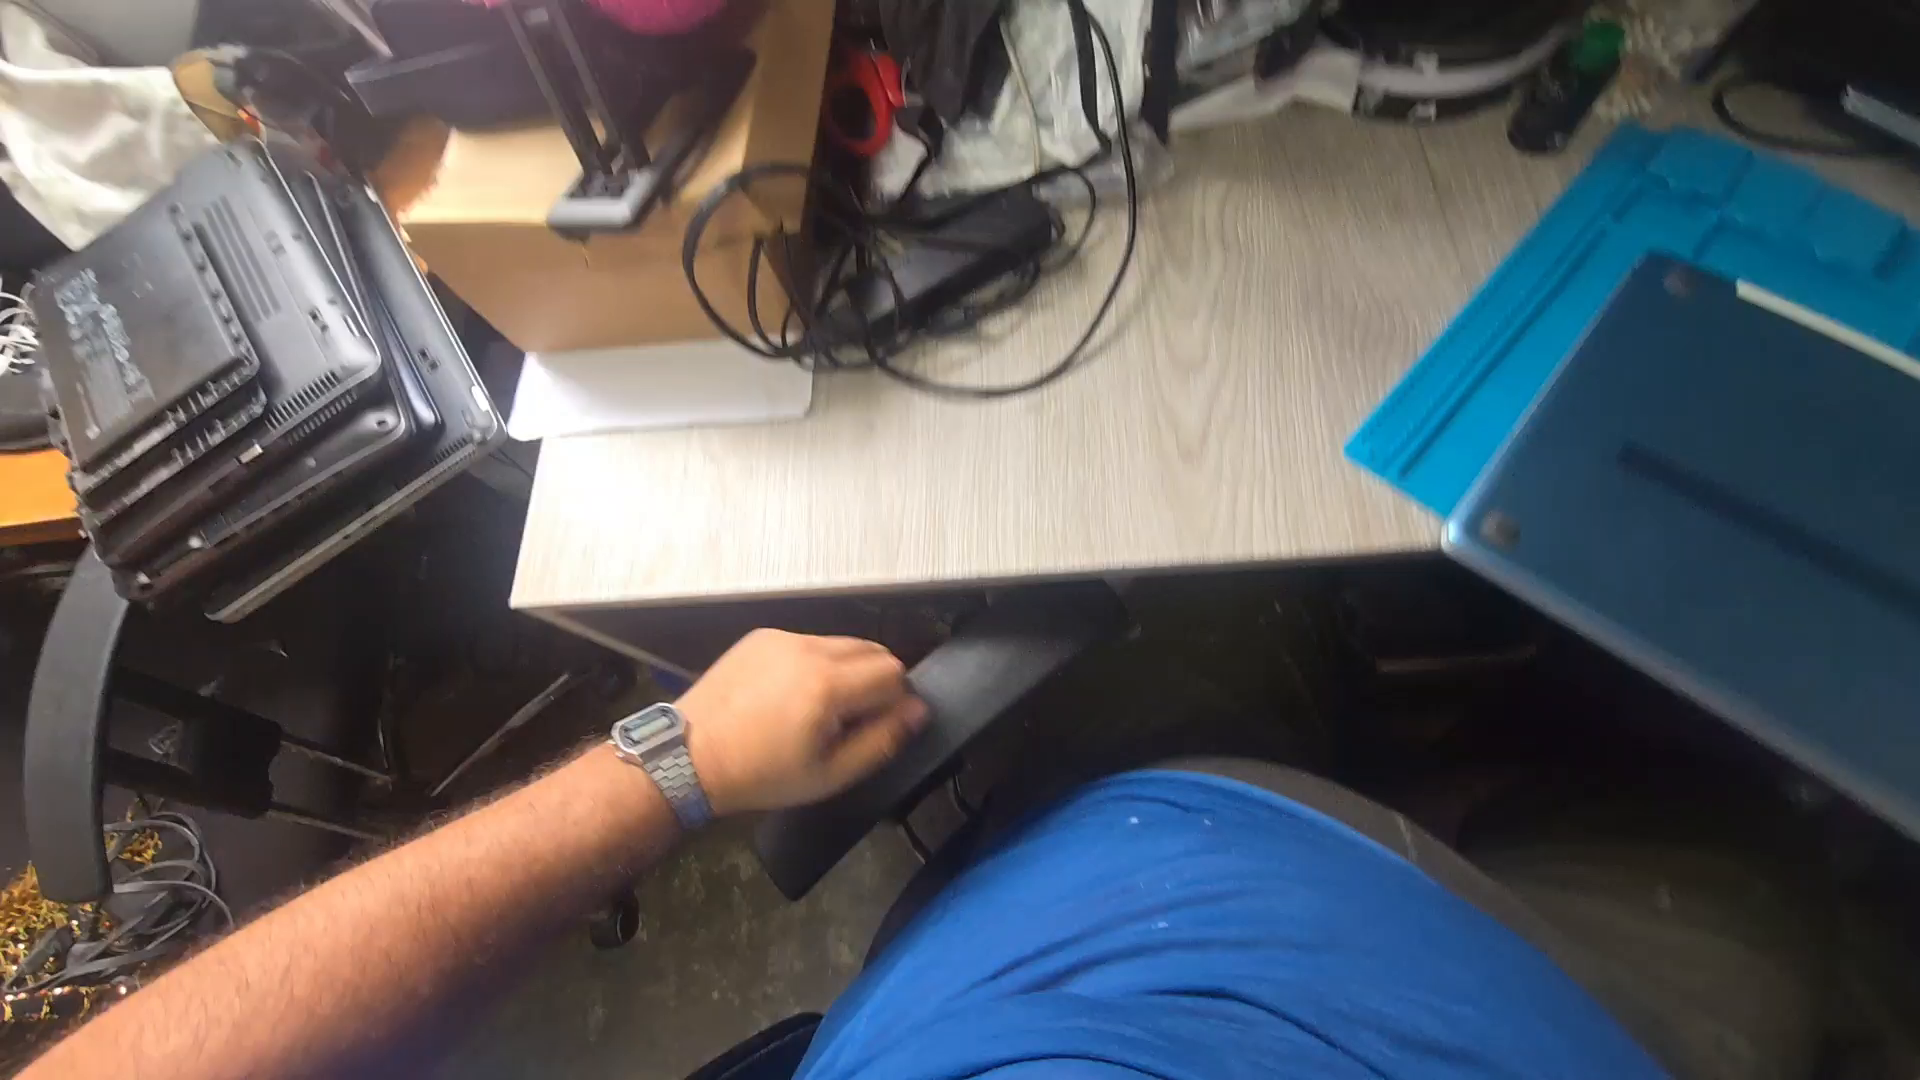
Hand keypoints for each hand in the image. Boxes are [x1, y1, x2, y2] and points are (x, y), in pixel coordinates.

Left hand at [678, 629, 927, 815]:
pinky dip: (817, 662)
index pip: (893, 671)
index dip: (896, 699)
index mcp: (828, 684)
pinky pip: (810, 642)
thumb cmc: (761, 774)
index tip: (878, 724)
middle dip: (877, 680)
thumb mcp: (830, 774)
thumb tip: (918, 711)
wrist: (688, 756)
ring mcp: (784, 637)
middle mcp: (810, 648)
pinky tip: (792, 692)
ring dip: (848, 669)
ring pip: (843, 643)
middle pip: (873, 649)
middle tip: (854, 717)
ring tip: (821, 705)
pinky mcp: (763, 635)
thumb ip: (882, 740)